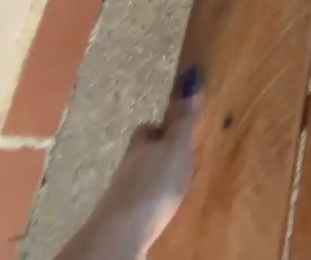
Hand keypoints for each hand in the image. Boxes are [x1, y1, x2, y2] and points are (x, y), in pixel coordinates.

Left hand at [59, 66, 201, 259]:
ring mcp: (122, 192)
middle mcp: (129, 165)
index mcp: (143, 145)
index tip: (176, 129)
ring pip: (140, 175)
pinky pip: (139, 198)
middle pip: (142, 152)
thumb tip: (190, 76)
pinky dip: (149, 198)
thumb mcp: (176, 147)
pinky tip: (160, 205)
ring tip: (175, 182)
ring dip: (154, 176)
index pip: (148, 129)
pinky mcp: (123, 216)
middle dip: (157, 152)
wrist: (121, 234)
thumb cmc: (154, 183)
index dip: (161, 127)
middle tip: (179, 157)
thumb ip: (184, 117)